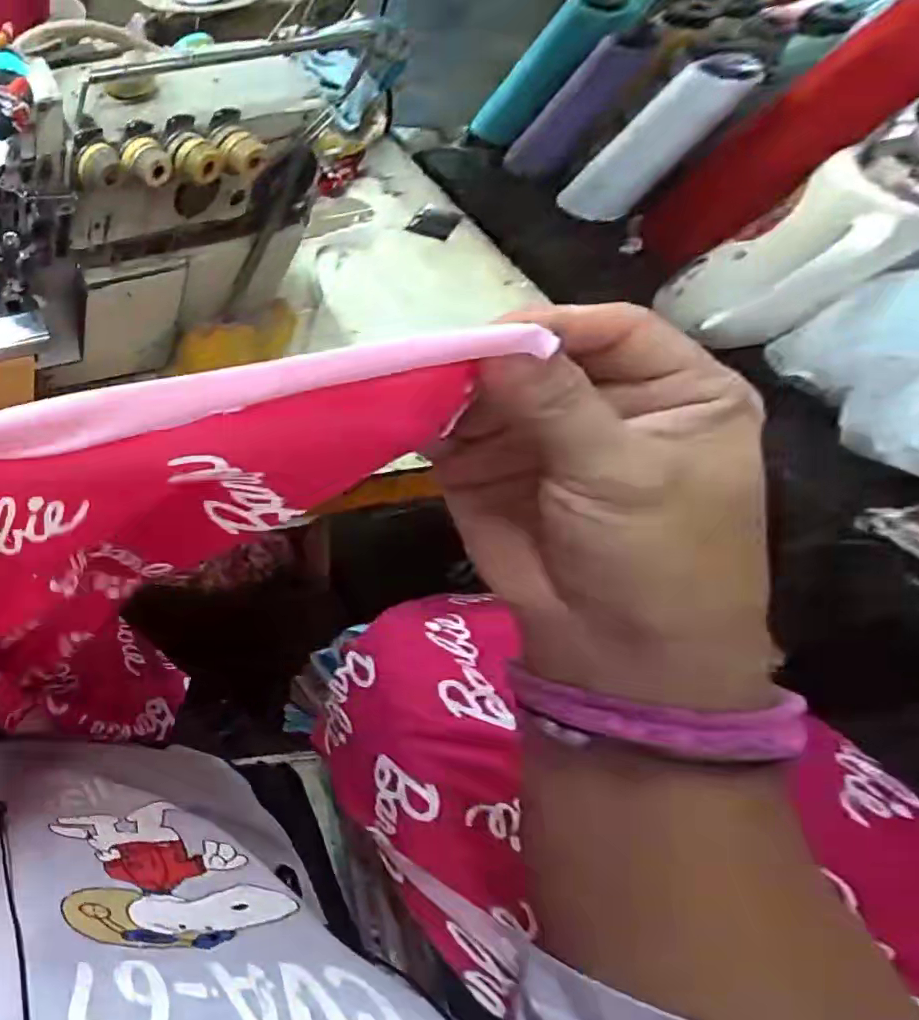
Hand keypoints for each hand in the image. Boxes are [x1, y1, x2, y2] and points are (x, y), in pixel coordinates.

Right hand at [433, 304, 774, 709]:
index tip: (492, 334)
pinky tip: (403, 418)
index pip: (610, 331)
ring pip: (482, 393)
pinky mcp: (477, 469)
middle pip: (534, 358)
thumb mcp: (620, 472)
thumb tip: (497, 346)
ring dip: (447, 392)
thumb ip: (557, 406)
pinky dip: (423, 425)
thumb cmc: (654, 552)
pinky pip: (447, 433)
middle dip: (487, 360)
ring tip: (411, 393)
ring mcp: (529, 437)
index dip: (553, 326)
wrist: (609, 642)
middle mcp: (593, 404)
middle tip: (435, 364)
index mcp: (667, 391)